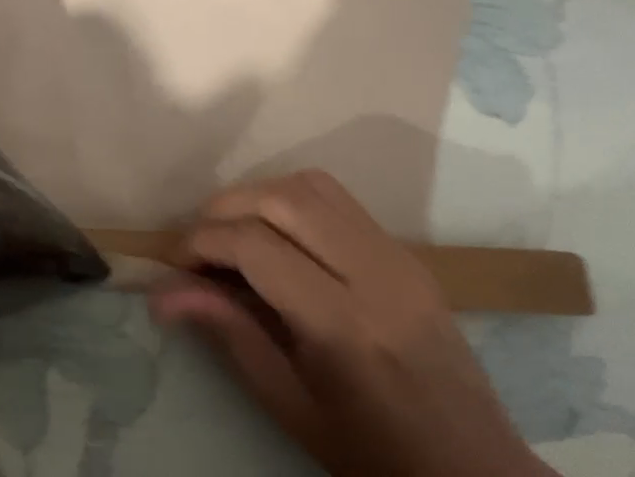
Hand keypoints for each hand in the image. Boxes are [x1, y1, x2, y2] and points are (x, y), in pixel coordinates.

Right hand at [150, 170, 552, 476]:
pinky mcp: (408, 254)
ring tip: (233, 235)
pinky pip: (339, 201)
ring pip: (311, 186)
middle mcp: (376, 275)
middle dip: (224, 209)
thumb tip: (162, 292)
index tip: (174, 265)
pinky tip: (278, 238)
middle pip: (281, 199)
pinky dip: (293, 202)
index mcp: (344, 324)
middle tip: (198, 246)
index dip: (201, 243)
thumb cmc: (372, 452)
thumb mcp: (289, 404)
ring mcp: (399, 257)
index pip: (255, 245)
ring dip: (258, 196)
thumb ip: (229, 334)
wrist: (473, 471)